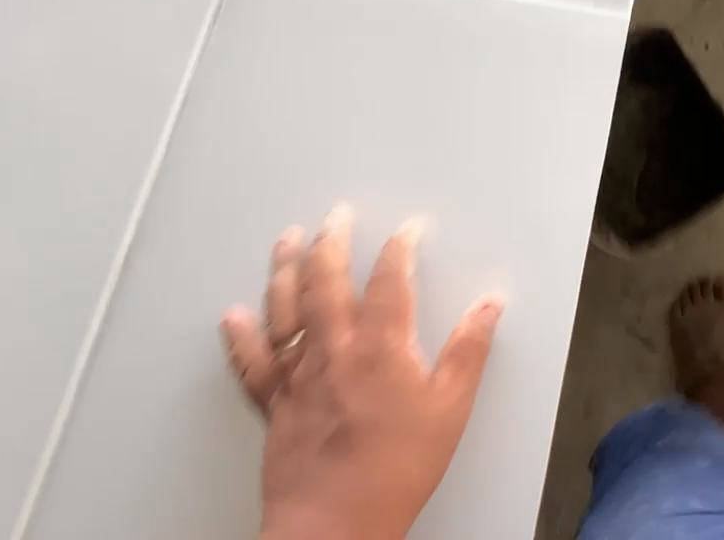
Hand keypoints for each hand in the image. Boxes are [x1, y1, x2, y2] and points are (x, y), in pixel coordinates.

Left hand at [220, 205, 505, 539]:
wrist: (334, 530)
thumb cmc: (398, 467)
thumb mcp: (451, 407)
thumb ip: (470, 350)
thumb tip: (490, 304)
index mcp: (381, 347)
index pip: (390, 281)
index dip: (399, 249)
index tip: (407, 230)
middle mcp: (335, 351)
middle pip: (327, 283)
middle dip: (331, 242)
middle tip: (336, 214)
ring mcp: (298, 377)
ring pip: (285, 311)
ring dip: (285, 271)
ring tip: (287, 239)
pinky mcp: (274, 406)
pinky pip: (251, 365)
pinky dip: (240, 338)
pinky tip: (232, 315)